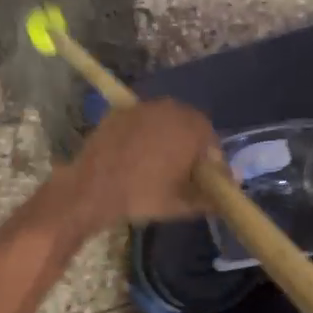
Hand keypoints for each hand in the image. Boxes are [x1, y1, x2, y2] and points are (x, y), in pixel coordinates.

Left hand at [65, 99, 217, 228]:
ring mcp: (143, 107)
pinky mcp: (120, 111)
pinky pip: (141, 121)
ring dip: (168, 136)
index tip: (207, 181)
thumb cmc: (143, 196)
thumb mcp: (181, 205)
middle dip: (191, 146)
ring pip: (165, 120)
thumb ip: (207, 200)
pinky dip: (144, 133)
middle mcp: (172, 110)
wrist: (93, 188)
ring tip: (160, 160)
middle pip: (191, 127)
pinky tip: (136, 152)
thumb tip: (219, 201)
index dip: (212, 164)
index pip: (213, 145)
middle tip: (185, 169)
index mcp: (193, 129)